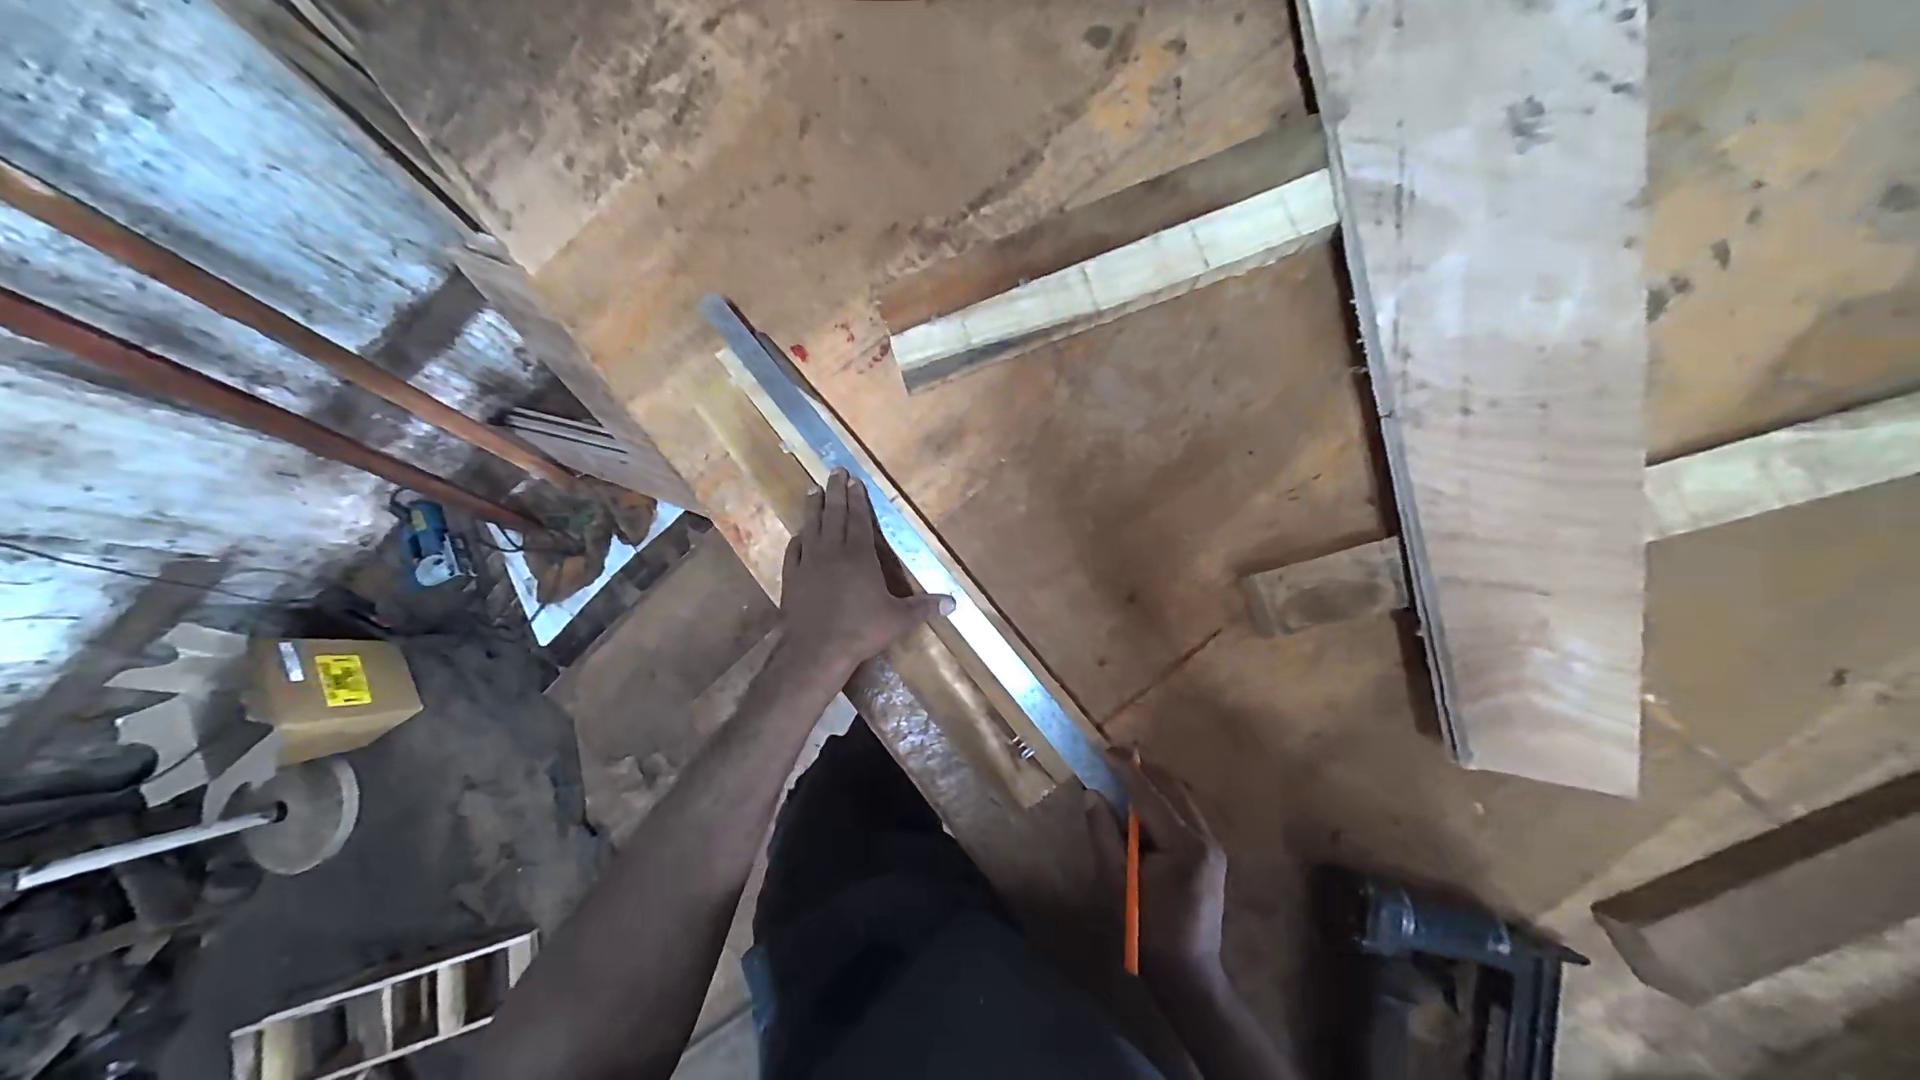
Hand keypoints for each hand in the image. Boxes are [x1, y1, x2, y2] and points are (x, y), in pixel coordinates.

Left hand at [778, 468, 953, 677]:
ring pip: (811, 526)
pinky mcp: (791, 577)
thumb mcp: (898, 619)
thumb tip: (953, 604)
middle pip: (834, 514)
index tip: (854, 480)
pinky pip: (793, 551)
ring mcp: (808, 562)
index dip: (857, 498)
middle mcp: (832, 551)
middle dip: (836, 492)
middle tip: (835, 471)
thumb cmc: (861, 630)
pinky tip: (798, 534)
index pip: (859, 518)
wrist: (816, 649)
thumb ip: (924, 608)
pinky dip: (797, 539)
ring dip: (813, 507)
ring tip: (813, 490)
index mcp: (859, 555)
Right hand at [1087, 750, 1228, 984]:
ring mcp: (1214, 846)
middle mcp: (1206, 839)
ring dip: (1155, 782)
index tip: (1105, 749)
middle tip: (1114, 756)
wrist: (1188, 973)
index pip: (1151, 796)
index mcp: (1185, 846)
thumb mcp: (1117, 883)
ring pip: (1184, 798)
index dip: (1126, 770)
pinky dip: (1165, 800)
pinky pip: (1187, 813)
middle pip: (1173, 788)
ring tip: (1125, 774)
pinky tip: (1144, 804)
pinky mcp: (1212, 854)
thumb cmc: (1147, 931)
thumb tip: (1092, 794)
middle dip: (1143, 769)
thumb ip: (1104, 834)